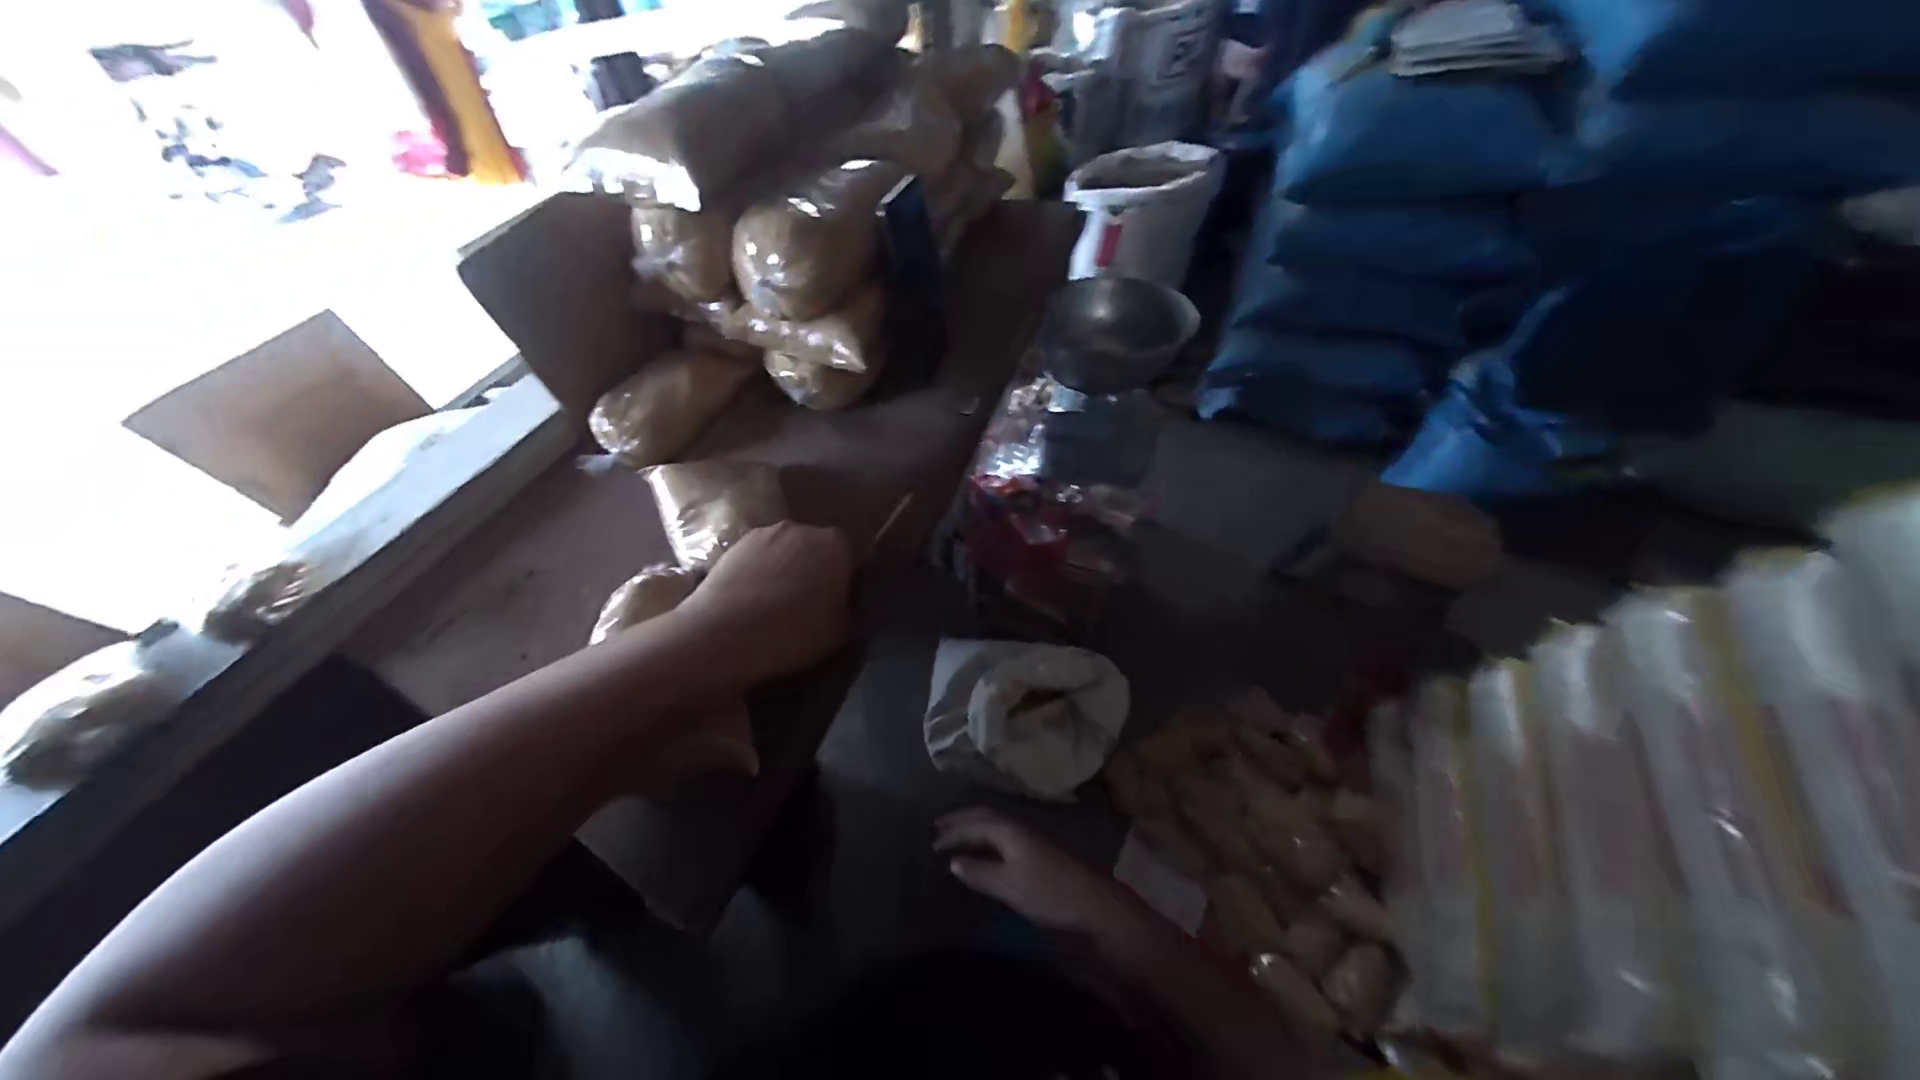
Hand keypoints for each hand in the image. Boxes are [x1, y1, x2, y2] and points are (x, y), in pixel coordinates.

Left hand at [671, 522, 853, 687]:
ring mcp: (762, 534)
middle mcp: (801, 529)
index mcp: (835, 544)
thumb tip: (836, 601)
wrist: (724, 635)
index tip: (833, 606)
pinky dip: (756, 574)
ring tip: (772, 605)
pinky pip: (755, 559)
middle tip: (805, 605)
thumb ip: (846, 607)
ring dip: (782, 570)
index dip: (842, 583)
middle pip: (813, 549)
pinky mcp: (731, 546)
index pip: (847, 559)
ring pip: (782, 552)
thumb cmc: (794, 633)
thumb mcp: (841, 631)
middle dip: (812, 571)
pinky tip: (749, 602)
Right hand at [933, 807, 1133, 935]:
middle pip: (983, 816)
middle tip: (937, 827)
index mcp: (1009, 830)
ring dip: (972, 827)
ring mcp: (1029, 837)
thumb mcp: (1010, 886)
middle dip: (960, 820)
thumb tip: (954, 862)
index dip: (951, 832)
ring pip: (993, 824)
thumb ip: (980, 873)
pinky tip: (981, 852)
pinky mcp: (1036, 850)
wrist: (1093, 901)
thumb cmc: (1049, 892)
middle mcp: (1017, 826)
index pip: (973, 823)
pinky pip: (1001, 834)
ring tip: (954, 836)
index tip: (931, 842)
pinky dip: (984, 838)